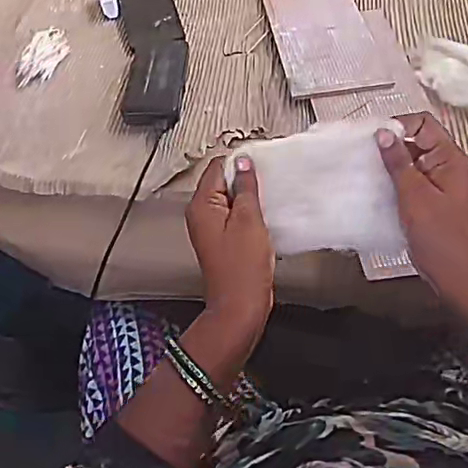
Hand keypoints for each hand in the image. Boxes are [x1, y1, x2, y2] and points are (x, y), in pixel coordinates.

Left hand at [185, 154, 274, 324]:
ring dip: (249, 200)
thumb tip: (243, 162)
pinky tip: (263, 221)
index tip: (261, 165)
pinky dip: (249, 216)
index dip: (240, 163)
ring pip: (231, 200)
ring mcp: (211, 228)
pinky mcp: (223, 240)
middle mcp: (201, 214)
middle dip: (245, 181)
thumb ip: (245, 187)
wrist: (240, 305)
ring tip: (266, 205)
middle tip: (266, 186)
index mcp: (201, 205)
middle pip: (223, 182)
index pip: (217, 167)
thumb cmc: (241, 268)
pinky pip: (235, 217)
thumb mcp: (248, 219)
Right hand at [376, 113, 467, 312]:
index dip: (397, 126)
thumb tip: (384, 133)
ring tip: (368, 176)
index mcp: (451, 159)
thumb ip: (398, 163)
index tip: (373, 138)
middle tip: (364, 158)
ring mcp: (438, 185)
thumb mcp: (415, 196)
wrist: (457, 277)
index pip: (423, 124)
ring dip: (388, 168)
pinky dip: (392, 185)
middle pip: (414, 142)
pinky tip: (376, 193)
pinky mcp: (429, 201)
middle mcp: (447, 167)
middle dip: (388, 148)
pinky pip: (408, 183)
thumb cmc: (443, 240)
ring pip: (408, 164)